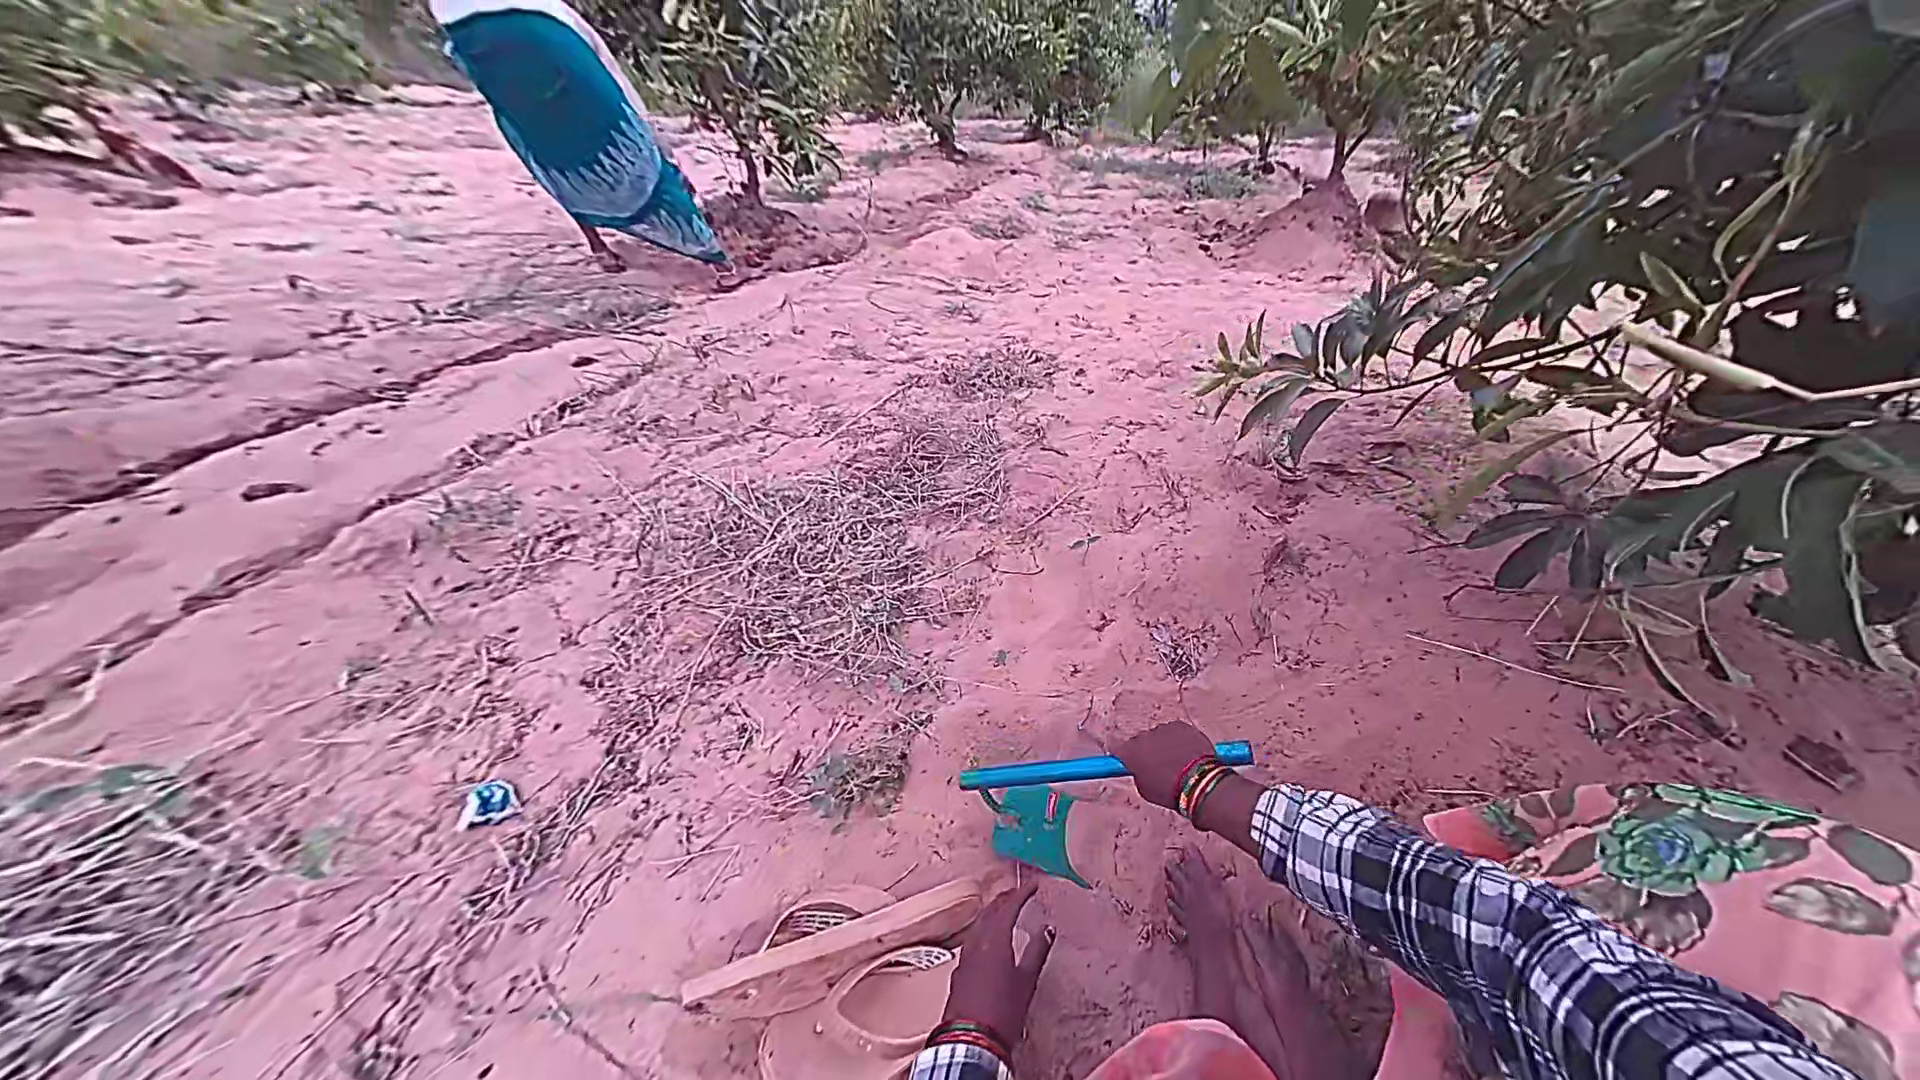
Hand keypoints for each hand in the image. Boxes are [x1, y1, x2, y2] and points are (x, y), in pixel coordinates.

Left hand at [942, 881, 1055, 1050]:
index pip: (1009, 905)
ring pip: (980, 921)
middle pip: (991, 909)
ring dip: (993, 911)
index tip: (1033, 884)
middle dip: (1006, 897)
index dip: (1022, 892)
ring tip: (1005, 908)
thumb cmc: (1003, 1010)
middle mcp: (977, 939)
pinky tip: (989, 936)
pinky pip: (973, 936)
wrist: (970, 1040)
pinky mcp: (960, 967)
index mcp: (995, 938)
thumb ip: (1037, 951)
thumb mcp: (1026, 981)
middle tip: (1020, 892)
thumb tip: (1048, 929)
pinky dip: (984, 927)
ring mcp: (965, 953)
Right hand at [1114, 721, 1217, 810]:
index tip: (1126, 759)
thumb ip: (1139, 776)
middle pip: (1142, 741)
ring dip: (1166, 745)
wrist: (1199, 782)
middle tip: (1160, 768)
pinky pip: (1177, 732)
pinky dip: (1181, 740)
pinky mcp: (1181, 726)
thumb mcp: (1146, 791)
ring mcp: (1162, 729)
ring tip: (1179, 764)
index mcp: (1130, 752)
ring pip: (1161, 735)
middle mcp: (1143, 736)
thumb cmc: (1172, 791)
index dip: (1122, 754)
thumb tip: (1142, 772)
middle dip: (1148, 751)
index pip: (1116, 748)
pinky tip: (1188, 756)